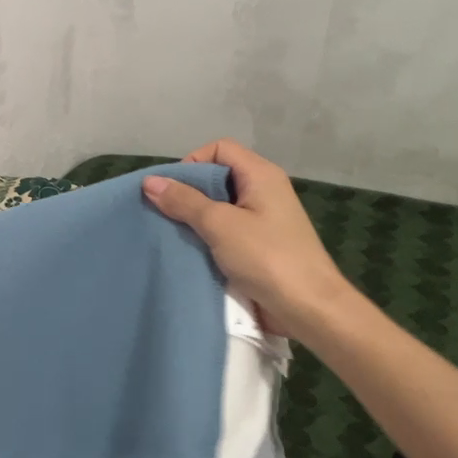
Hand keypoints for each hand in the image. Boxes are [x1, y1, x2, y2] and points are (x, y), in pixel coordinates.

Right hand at [141, 138, 353, 340]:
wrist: (307, 307)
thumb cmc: (266, 257)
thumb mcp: (220, 224)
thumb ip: (184, 201)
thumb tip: (150, 182)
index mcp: (261, 176)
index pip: (219, 149)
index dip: (192, 162)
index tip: (173, 190)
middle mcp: (262, 192)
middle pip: (216, 177)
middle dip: (187, 192)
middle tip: (164, 214)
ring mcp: (260, 220)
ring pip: (217, 206)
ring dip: (193, 218)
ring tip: (171, 233)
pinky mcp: (256, 245)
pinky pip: (223, 230)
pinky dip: (204, 236)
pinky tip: (188, 250)